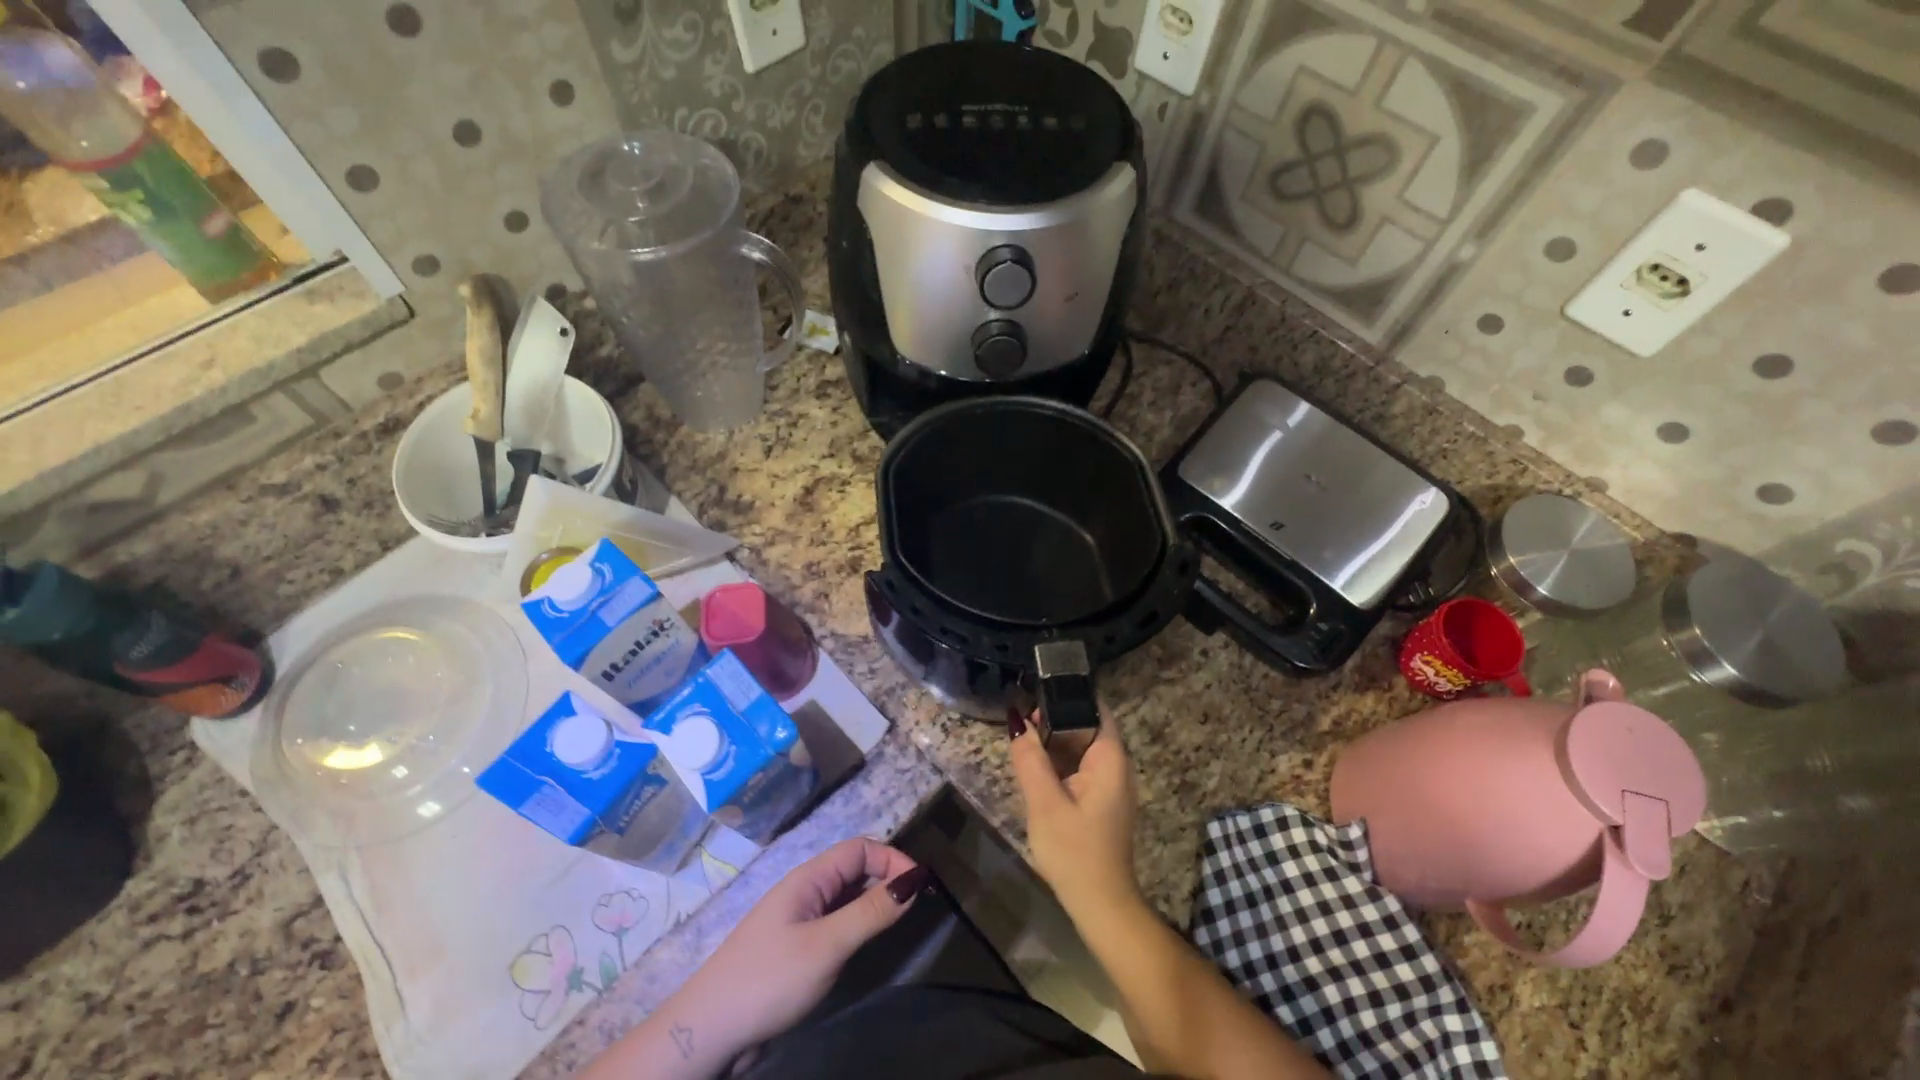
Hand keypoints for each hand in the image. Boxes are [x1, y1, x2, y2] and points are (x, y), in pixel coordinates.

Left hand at [680, 838, 927, 1053]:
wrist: (712, 1030)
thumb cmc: (769, 979)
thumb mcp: (826, 945)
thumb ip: (870, 913)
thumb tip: (913, 881)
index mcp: (808, 879)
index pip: (859, 848)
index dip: (893, 858)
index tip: (922, 885)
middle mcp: (804, 892)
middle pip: (854, 869)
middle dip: (888, 877)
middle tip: (920, 904)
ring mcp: (798, 920)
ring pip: (846, 898)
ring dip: (874, 902)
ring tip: (903, 921)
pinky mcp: (796, 949)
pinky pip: (835, 923)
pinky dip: (858, 925)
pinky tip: (869, 943)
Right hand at [1007, 707, 1140, 917]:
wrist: (1099, 903)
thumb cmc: (1073, 850)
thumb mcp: (1044, 802)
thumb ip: (1030, 759)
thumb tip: (1016, 718)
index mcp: (1110, 759)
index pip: (1095, 709)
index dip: (1067, 696)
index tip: (1036, 691)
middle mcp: (1116, 766)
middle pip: (1087, 727)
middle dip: (1055, 720)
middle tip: (1021, 720)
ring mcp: (1110, 785)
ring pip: (1081, 749)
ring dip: (1054, 743)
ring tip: (1022, 740)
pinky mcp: (1101, 802)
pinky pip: (1079, 769)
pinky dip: (1059, 763)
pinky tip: (1036, 768)